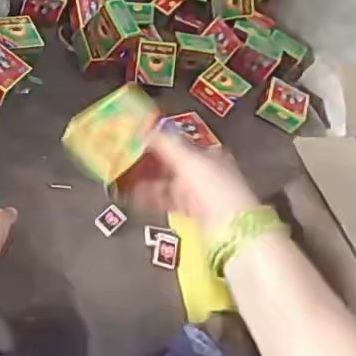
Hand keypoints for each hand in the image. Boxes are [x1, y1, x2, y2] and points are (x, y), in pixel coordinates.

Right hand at [121, 128, 261, 228]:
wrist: (229, 227)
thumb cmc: (214, 187)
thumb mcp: (189, 161)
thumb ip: (166, 144)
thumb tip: (145, 129)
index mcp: (209, 155)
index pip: (180, 144)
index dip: (159, 142)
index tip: (139, 141)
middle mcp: (204, 171)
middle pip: (172, 164)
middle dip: (150, 164)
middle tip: (127, 162)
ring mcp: (198, 192)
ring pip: (168, 183)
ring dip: (147, 182)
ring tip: (127, 181)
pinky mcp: (191, 210)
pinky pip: (167, 200)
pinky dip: (151, 198)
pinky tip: (135, 197)